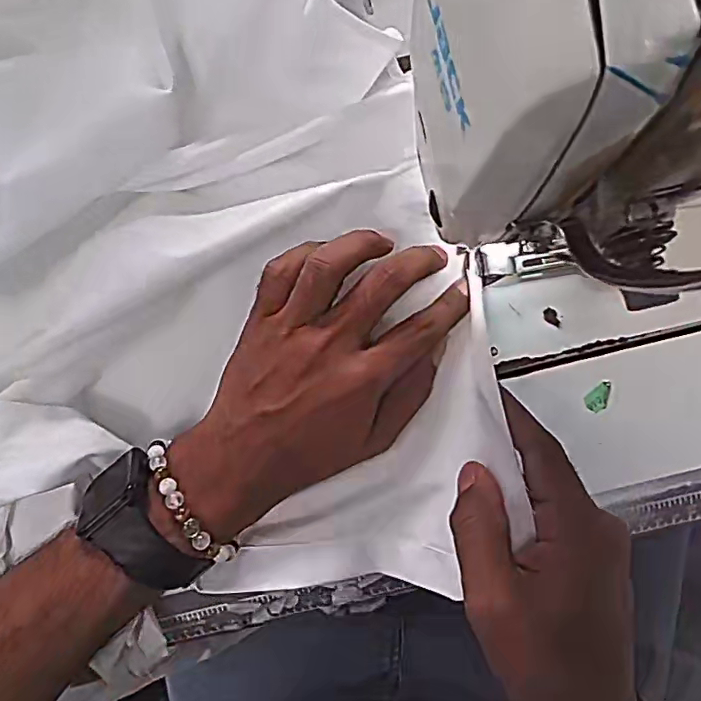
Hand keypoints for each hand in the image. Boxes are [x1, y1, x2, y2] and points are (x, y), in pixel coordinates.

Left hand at [166, 231, 470, 542]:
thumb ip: (408, 396)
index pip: (419, 329)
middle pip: (383, 283)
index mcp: (360, 378)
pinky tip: (323, 253)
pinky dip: (304, 253)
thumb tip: (430, 358)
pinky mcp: (262, 321)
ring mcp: (292, 329)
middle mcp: (328, 346)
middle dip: (418, 262)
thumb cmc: (301, 453)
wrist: (243, 457)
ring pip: (328, 265)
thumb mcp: (372, 439)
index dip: (448, 305)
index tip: (457, 292)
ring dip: (361, 244)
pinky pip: (280, 272)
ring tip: (381, 242)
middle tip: (429, 259)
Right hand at [451, 390, 645, 700]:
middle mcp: (600, 526)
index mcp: (577, 527)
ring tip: (471, 465)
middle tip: (465, 425)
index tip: (486, 388)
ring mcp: (604, 546)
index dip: (514, 418)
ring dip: (516, 479)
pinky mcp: (598, 563)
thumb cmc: (539, 664)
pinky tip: (498, 513)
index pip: (543, 453)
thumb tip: (474, 472)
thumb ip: (478, 529)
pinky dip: (528, 506)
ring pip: (552, 495)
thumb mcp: (491, 598)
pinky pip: (557, 518)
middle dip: (508, 445)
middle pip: (549, 470)